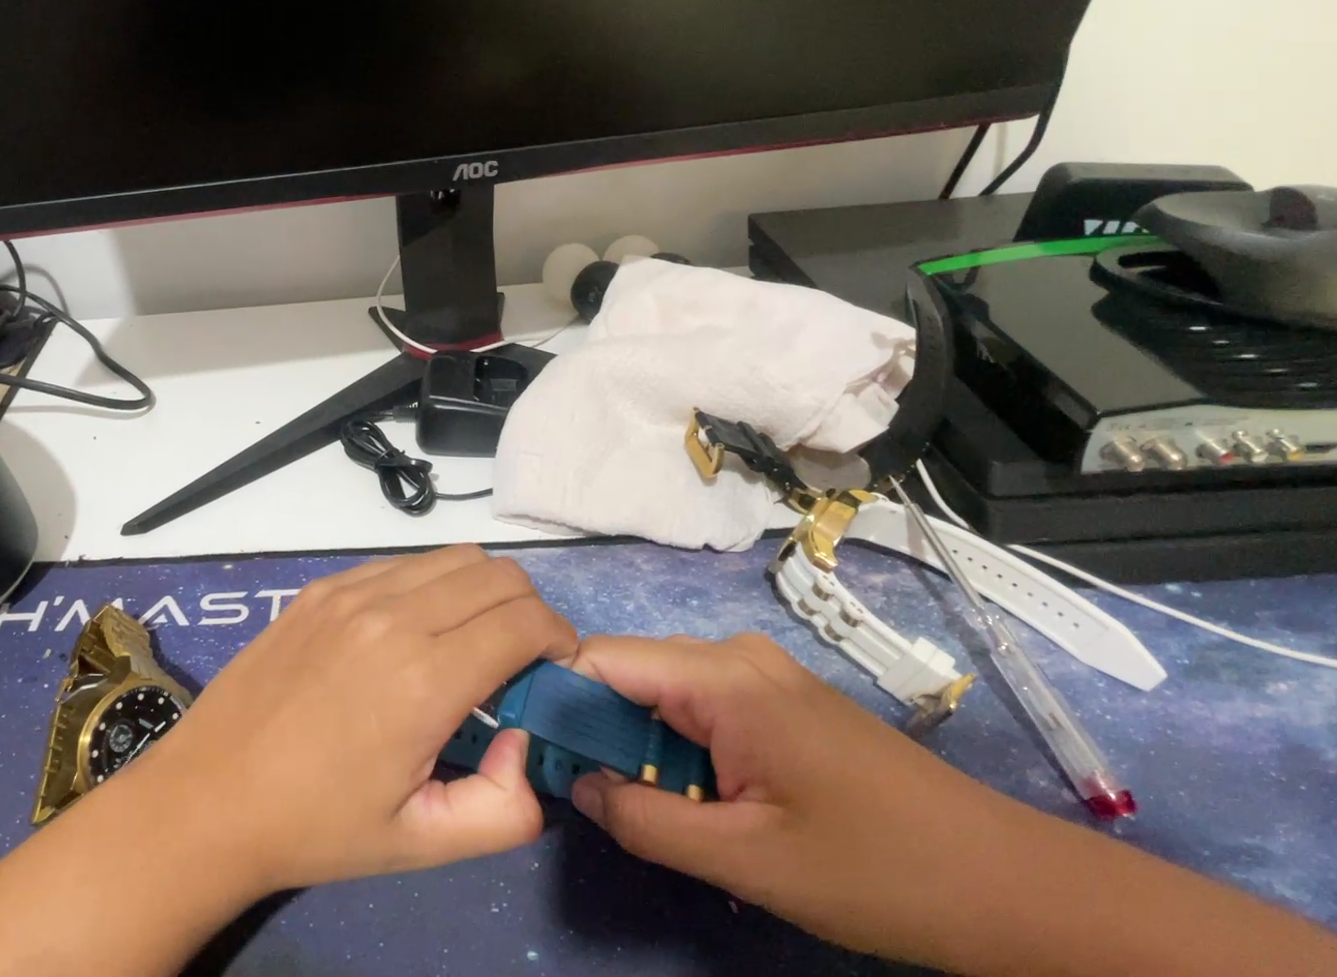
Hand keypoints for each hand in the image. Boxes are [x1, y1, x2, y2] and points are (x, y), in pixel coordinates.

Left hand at [121, 545, 577, 892]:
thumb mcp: (422, 843)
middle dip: (528, 612)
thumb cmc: (317, 826)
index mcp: (424, 679)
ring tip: (466, 641)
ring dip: (481, 592)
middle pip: (499, 575)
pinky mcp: (320, 589)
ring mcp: (349, 594)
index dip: (559, 639)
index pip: (526, 621)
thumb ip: (504, 808)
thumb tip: (526, 744)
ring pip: (452, 558)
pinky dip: (429, 585)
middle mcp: (392, 618)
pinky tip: (410, 632)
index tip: (553, 670)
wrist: (209, 800)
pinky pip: (400, 564)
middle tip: (516, 660)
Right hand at [565, 633, 1023, 960]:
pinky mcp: (778, 701)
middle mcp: (734, 656)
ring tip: (642, 808)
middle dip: (595, 729)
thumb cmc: (875, 869)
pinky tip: (694, 799)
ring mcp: (761, 675)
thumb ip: (642, 819)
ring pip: (660, 693)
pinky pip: (698, 708)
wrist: (1006, 884)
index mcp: (722, 678)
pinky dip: (676, 749)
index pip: (600, 659)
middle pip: (628, 673)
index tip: (534, 755)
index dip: (557, 700)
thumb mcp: (744, 859)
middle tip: (586, 797)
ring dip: (637, 746)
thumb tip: (575, 785)